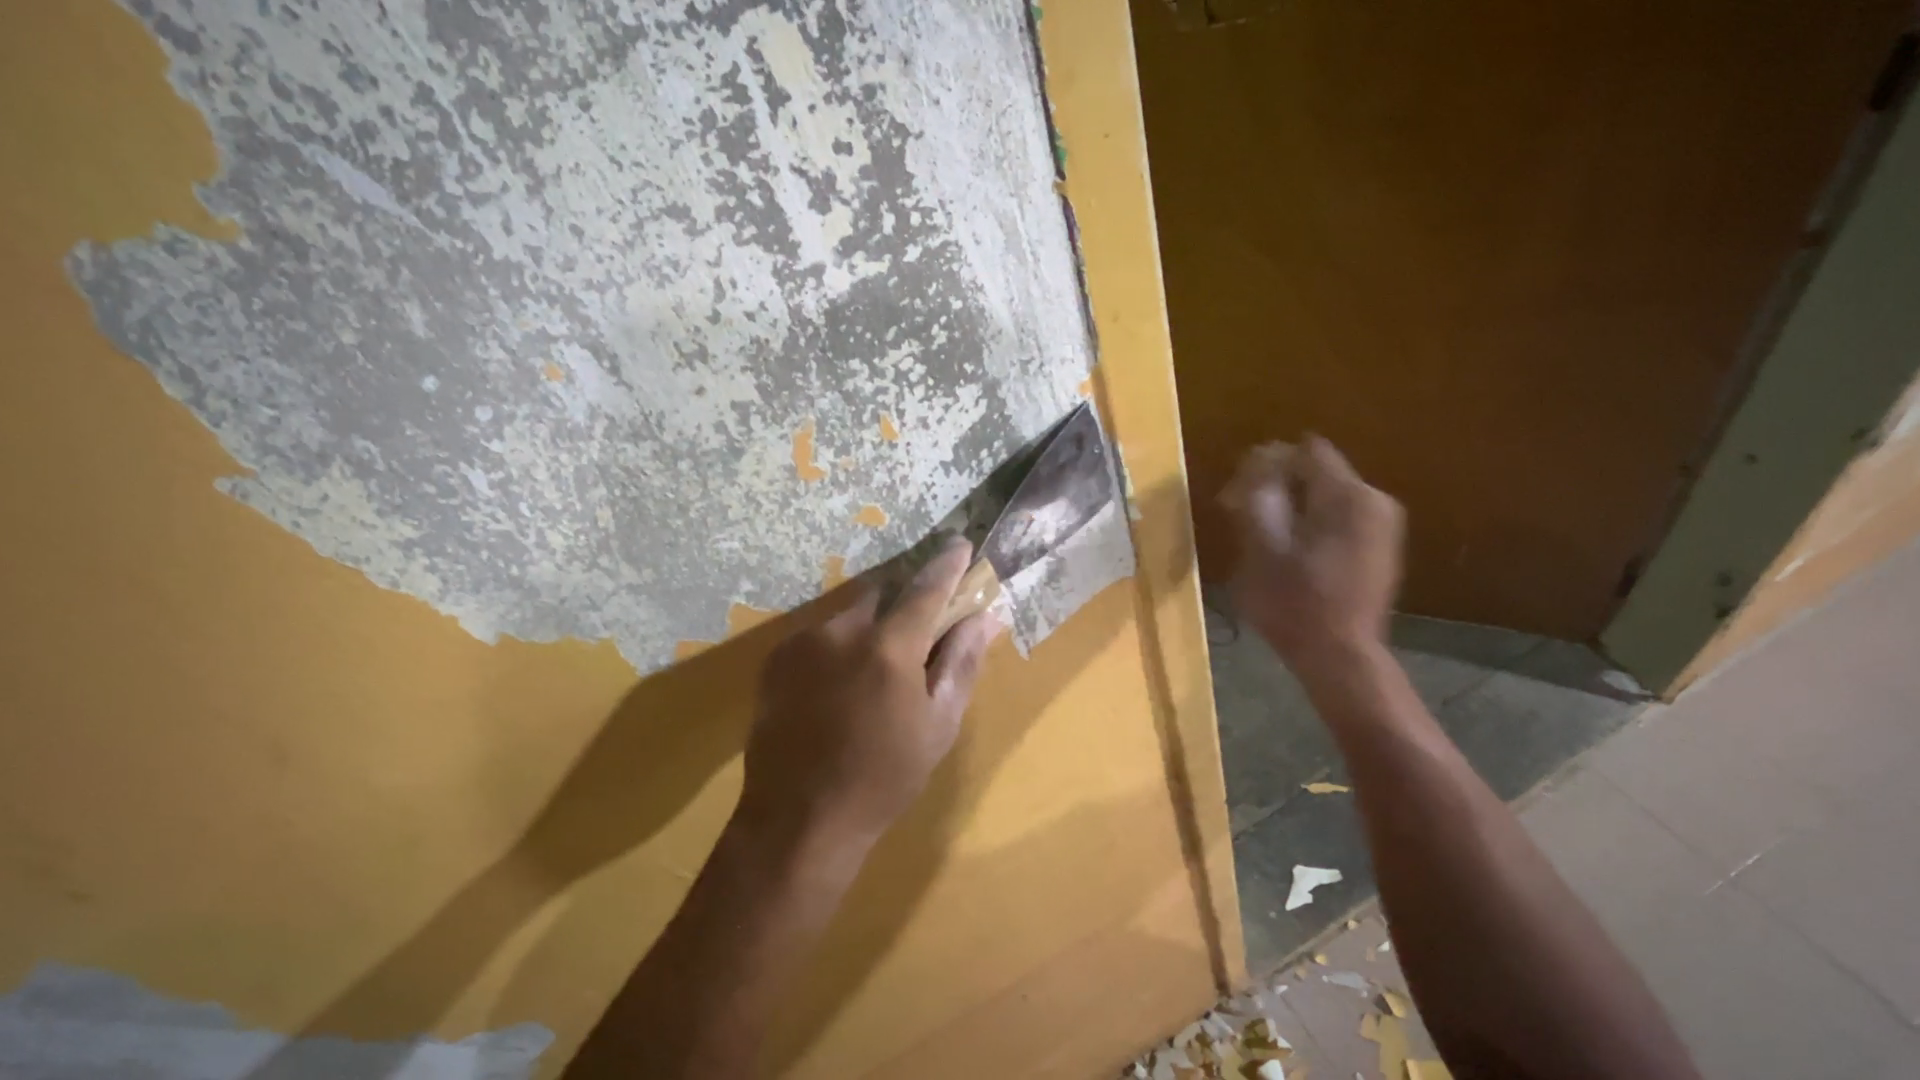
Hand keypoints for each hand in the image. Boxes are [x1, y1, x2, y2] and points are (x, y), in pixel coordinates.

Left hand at [736, 537, 1000, 847]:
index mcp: (890, 647)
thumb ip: (961, 663)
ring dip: (868, 626)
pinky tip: (840, 684)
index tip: (961, 544)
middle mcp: (842, 630)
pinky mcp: (776, 659)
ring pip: (848, 614)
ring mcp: (802, 642)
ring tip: (874, 670)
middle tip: (917, 630)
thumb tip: (984, 617)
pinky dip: (838, 645)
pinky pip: (818, 635)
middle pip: (882, 595)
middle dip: (903, 602)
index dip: (948, 565)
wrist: (799, 818)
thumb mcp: (938, 725)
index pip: (927, 589)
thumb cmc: (884, 777)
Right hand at [1221, 436, 1403, 670]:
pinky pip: (1338, 519)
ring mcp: (1382, 526)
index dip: (1266, 465)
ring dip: (1291, 509)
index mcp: (1348, 496)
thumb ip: (1258, 496)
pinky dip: (1311, 527)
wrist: (1341, 659)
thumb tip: (1257, 460)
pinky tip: (1291, 558)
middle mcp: (1373, 501)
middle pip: (1315, 473)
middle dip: (1276, 489)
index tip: (1239, 497)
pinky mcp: (1380, 548)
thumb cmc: (1296, 605)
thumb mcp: (1262, 547)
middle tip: (1241, 521)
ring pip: (1325, 497)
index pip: (1303, 452)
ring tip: (1262, 544)